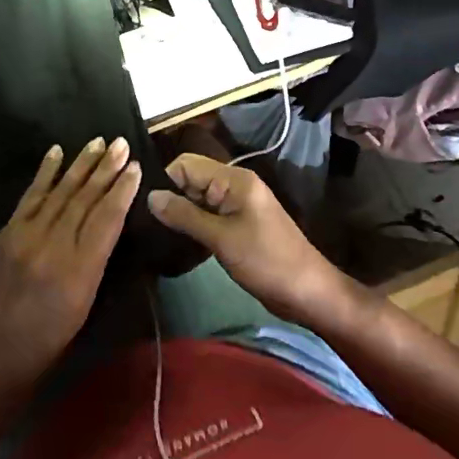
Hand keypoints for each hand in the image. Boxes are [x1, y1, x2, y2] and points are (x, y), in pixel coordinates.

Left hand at [0, 137, 141, 389]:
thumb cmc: (50, 338)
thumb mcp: (85, 302)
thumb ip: (96, 258)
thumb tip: (108, 218)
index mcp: (78, 271)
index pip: (106, 220)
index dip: (122, 191)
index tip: (135, 167)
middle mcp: (52, 247)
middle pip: (84, 199)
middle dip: (105, 169)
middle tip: (121, 143)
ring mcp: (26, 235)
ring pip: (59, 191)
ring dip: (80, 164)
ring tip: (98, 141)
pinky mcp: (7, 231)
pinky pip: (30, 195)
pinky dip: (45, 172)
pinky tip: (57, 152)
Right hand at [147, 153, 356, 324]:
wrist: (309, 294)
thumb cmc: (266, 262)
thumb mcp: (221, 239)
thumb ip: (185, 215)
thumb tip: (150, 196)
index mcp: (233, 179)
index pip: (185, 164)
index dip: (166, 182)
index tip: (149, 209)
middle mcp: (234, 184)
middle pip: (190, 178)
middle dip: (172, 197)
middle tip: (151, 224)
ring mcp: (237, 204)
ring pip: (197, 197)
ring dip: (182, 212)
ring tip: (161, 233)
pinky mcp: (238, 223)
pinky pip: (207, 213)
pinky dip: (194, 223)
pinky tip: (181, 240)